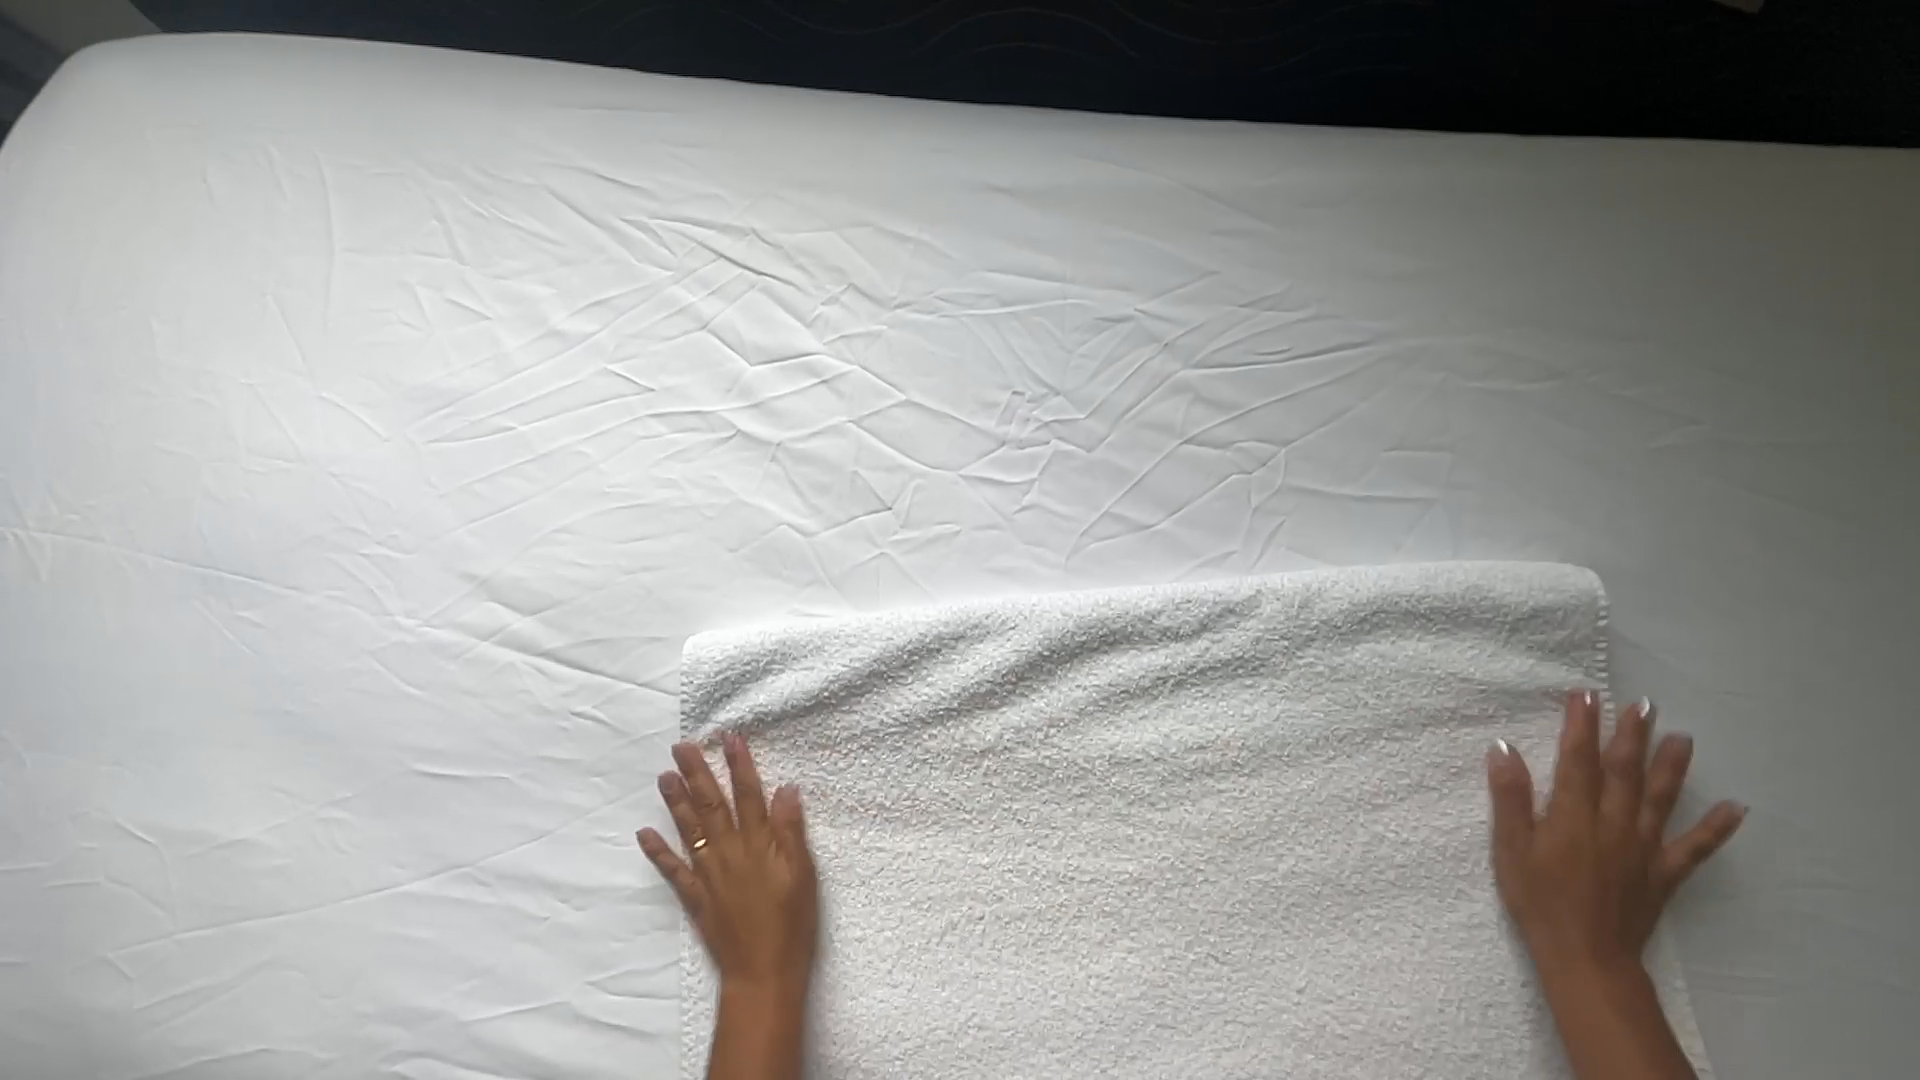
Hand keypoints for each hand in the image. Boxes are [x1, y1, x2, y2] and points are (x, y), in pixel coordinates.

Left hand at [638, 734, 818, 998]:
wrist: (763, 974)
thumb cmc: (793, 922)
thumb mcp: (804, 873)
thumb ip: (791, 829)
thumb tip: (786, 788)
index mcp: (759, 844)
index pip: (749, 794)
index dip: (740, 764)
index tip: (731, 738)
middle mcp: (730, 852)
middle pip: (713, 804)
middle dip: (698, 772)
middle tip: (683, 746)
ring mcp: (709, 874)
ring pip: (690, 829)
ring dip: (677, 800)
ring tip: (665, 774)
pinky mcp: (696, 897)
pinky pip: (673, 870)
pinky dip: (657, 851)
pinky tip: (643, 833)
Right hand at [1487, 690, 1744, 981]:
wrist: (1586, 957)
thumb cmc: (1538, 899)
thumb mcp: (1510, 847)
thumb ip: (1510, 797)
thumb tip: (1504, 749)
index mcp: (1573, 815)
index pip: (1578, 759)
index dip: (1581, 725)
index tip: (1585, 695)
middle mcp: (1613, 823)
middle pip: (1624, 771)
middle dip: (1629, 735)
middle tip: (1641, 704)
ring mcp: (1643, 848)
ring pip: (1660, 799)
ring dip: (1672, 766)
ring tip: (1682, 737)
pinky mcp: (1662, 874)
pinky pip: (1694, 848)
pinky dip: (1717, 828)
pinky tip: (1735, 809)